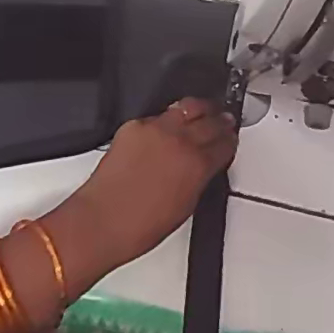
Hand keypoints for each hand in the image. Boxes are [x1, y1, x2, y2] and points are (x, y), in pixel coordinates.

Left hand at [45, 99, 238, 293]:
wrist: (103, 220)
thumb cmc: (140, 225)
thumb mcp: (186, 206)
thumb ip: (199, 179)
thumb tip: (203, 169)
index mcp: (198, 164)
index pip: (224, 145)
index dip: (230, 142)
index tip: (230, 140)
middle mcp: (180, 141)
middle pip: (210, 122)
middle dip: (221, 121)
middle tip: (225, 120)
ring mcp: (156, 130)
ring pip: (187, 107)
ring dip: (200, 108)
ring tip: (205, 109)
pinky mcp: (134, 126)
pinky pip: (157, 115)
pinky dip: (167, 118)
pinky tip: (169, 122)